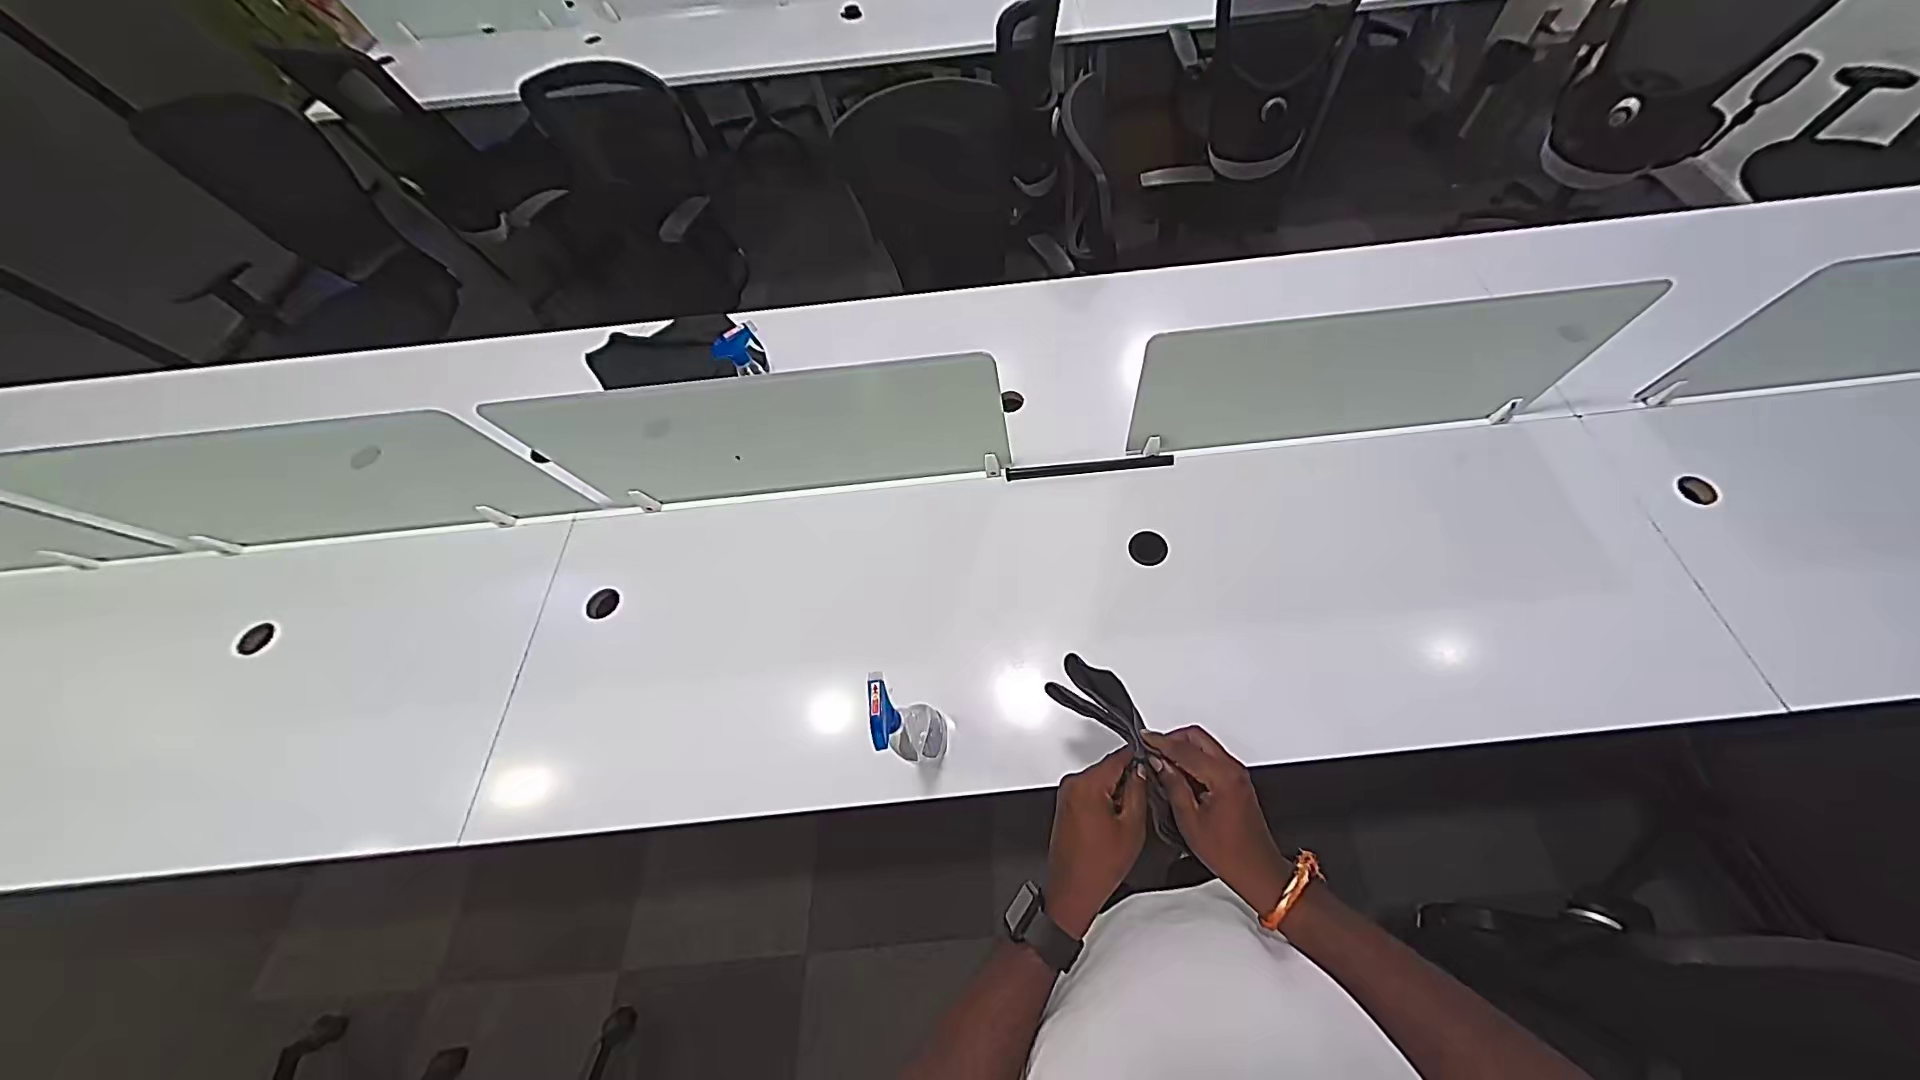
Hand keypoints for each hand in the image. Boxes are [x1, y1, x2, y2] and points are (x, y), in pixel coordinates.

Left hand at [1045, 747, 1146, 936]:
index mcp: (1087, 785)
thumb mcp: (1131, 826)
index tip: (1150, 759)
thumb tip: (1140, 771)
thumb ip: (1138, 791)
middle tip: (1144, 796)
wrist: (1073, 889)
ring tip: (1126, 817)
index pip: (1117, 758)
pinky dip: (1103, 800)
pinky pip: (1089, 792)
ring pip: (1099, 781)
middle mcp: (1072, 784)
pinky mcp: (1065, 804)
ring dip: (1114, 791)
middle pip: (1107, 769)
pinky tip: (1112, 822)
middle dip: (1126, 779)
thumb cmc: (1097, 866)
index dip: (1137, 757)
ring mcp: (1066, 794)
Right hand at [1143, 726, 1293, 914]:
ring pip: (1204, 743)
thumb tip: (1159, 763)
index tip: (1144, 739)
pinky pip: (1211, 755)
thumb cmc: (1229, 853)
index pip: (1184, 748)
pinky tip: (1179, 772)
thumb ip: (1173, 785)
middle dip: (1172, 738)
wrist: (1257, 869)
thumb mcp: (1190, 820)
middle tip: (1153, 749)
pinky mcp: (1237, 780)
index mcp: (1222, 777)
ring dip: (1182, 747)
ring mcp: (1237, 773)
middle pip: (1196, 736)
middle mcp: (1233, 770)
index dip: (1160, 742)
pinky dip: (1193, 756)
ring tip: (1162, 762)